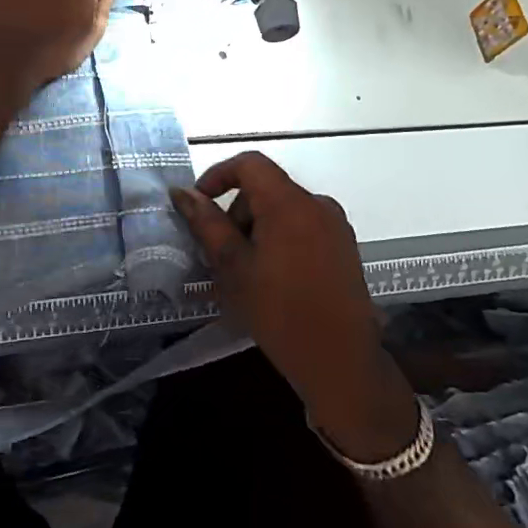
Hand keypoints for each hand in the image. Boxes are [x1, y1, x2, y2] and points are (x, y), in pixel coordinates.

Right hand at [171, 151, 418, 458]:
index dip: (218, 176)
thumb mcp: (232, 266)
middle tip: (220, 251)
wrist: (340, 362)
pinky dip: (279, 238)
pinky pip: (303, 226)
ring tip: (245, 270)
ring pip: (283, 209)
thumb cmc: (279, 311)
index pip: (250, 164)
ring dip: (256, 227)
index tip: (199, 205)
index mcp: (289, 203)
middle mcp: (317, 204)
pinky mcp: (345, 248)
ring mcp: (336, 226)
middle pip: (266, 187)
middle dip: (236, 210)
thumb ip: (206, 223)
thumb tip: (182, 193)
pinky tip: (272, 277)